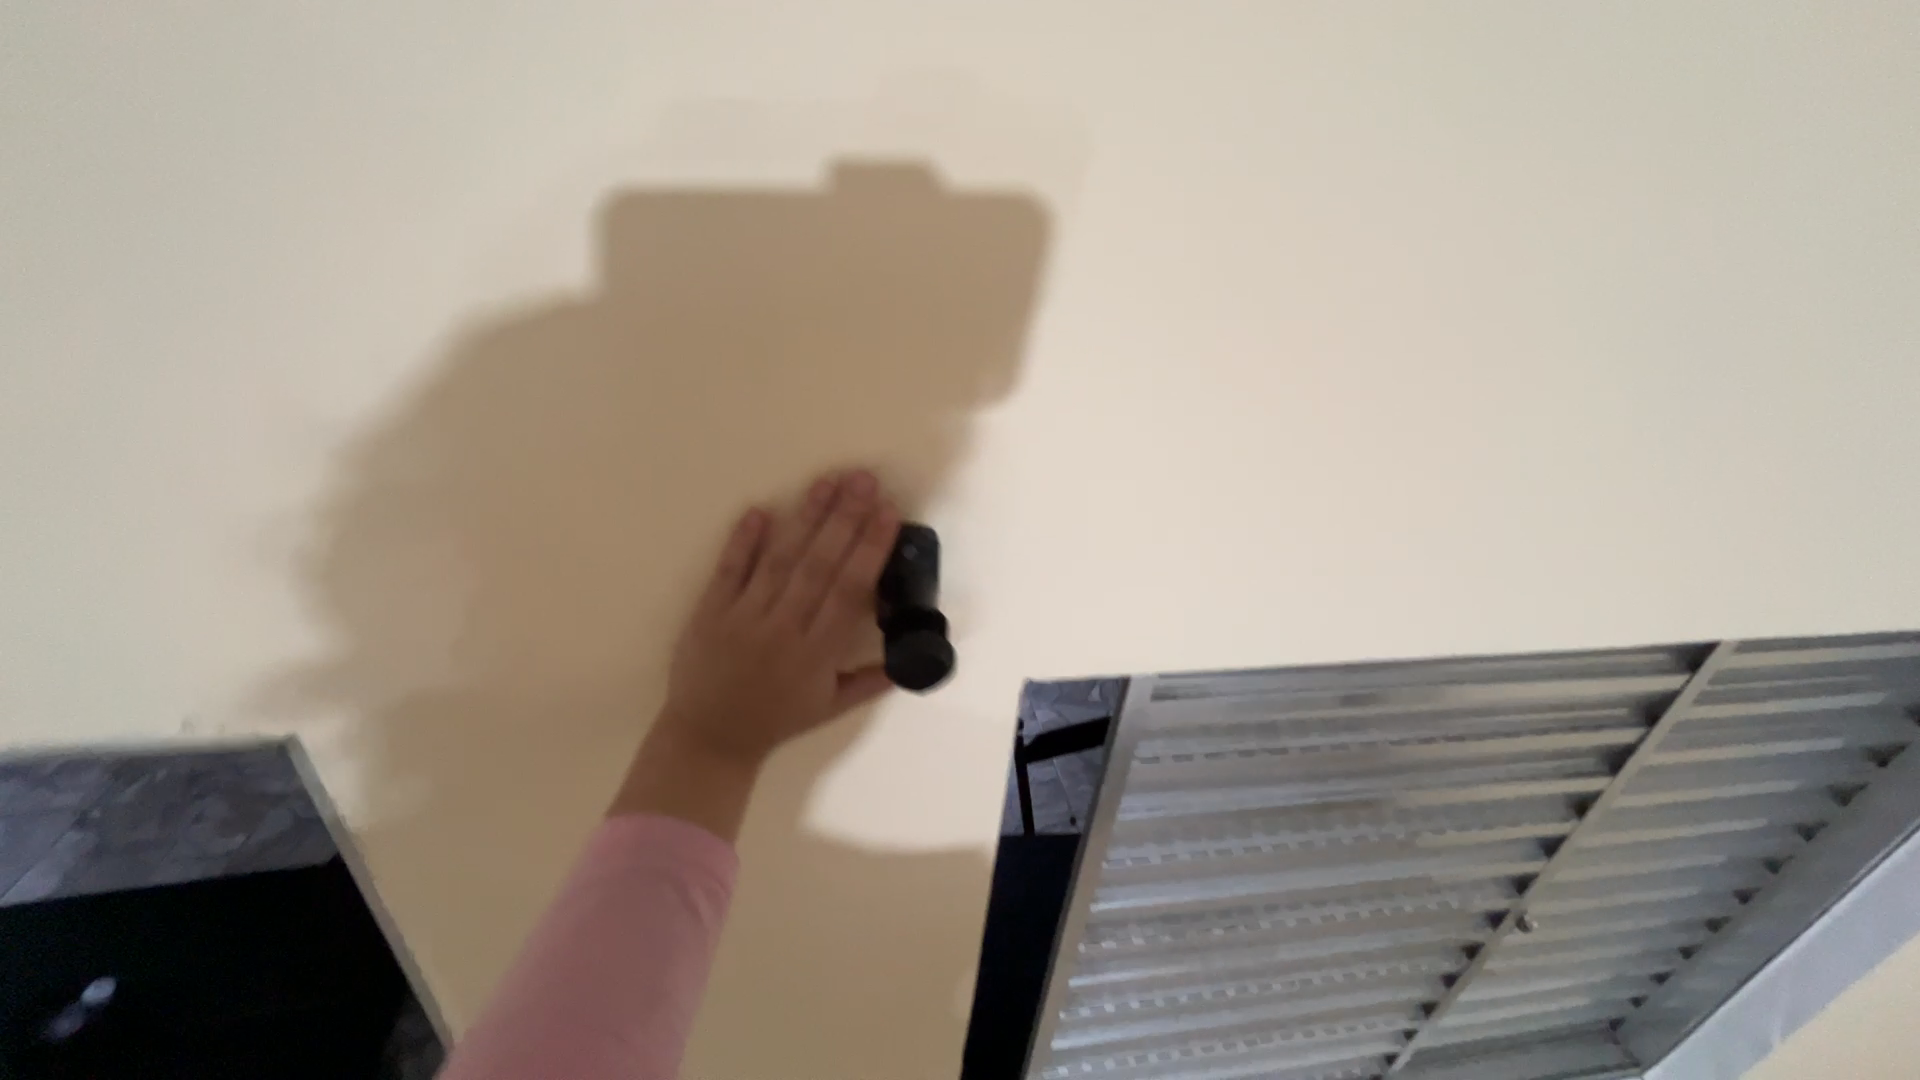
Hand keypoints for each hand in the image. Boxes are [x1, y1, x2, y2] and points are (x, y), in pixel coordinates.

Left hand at [661, 469, 901, 762]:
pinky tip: (759, 509)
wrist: (709, 737)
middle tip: (864, 479)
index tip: (889, 513)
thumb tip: (910, 657)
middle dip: (844, 519)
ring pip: (779, 560)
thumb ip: (871, 680)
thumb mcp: (830, 708)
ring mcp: (743, 617)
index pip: (849, 592)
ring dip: (805, 518)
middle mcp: (783, 628)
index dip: (870, 550)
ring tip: (827, 482)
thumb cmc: (777, 719)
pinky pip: (728, 571)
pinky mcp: (710, 611)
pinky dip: (742, 541)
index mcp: (817, 653)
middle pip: (818, 566)